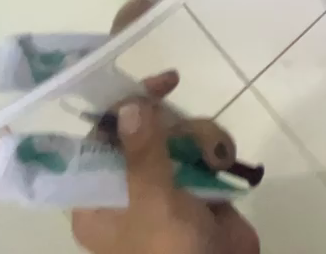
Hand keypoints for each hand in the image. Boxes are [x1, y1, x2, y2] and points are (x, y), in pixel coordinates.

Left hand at [70, 99, 259, 253]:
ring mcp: (166, 186)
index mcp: (100, 201)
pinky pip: (204, 147)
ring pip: (181, 135)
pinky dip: (217, 150)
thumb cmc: (173, 250)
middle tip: (191, 126)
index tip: (156, 88)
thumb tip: (129, 105)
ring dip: (202, 139)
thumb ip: (142, 152)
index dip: (124, 110)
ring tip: (216, 160)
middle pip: (147, 131)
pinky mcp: (199, 184)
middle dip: (175, 127)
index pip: (101, 141)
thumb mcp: (153, 202)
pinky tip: (225, 164)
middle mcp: (128, 189)